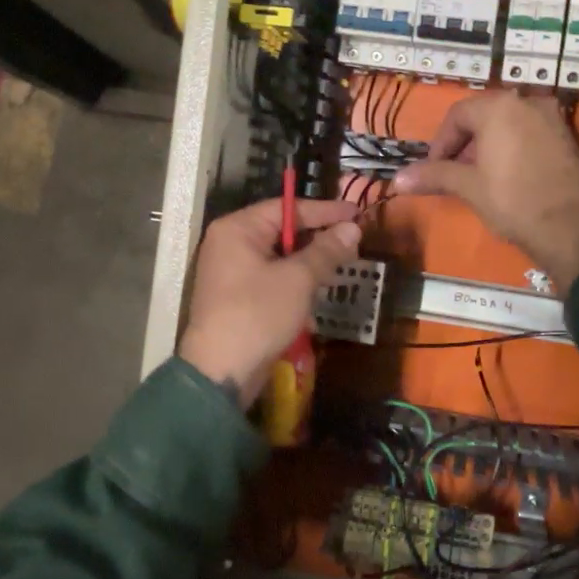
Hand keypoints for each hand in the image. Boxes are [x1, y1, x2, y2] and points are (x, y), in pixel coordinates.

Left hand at [177, 198, 360, 406]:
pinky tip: (320, 286)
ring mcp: (232, 272)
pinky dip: (296, 278)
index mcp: (238, 229)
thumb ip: (326, 250)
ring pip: (280, 255)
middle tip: (354, 238)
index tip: (356, 212)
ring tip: (344, 261)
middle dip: (319, 235)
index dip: (324, 210)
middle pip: (282, 230)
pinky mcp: (238, 297)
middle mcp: (230, 244)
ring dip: (310, 259)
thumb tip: (352, 228)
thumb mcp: (298, 279)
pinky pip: (272, 277)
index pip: (287, 207)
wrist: (222, 372)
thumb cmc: (258, 314)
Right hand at [392, 93, 578, 293]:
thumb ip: (434, 176)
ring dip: (488, 146)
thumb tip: (397, 179)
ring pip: (508, 124)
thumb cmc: (513, 201)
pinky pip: (530, 133)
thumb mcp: (468, 187)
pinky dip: (513, 148)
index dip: (440, 143)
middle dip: (465, 144)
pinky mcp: (568, 137)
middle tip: (454, 174)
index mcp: (499, 107)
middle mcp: (527, 102)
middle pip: (484, 116)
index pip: (458, 115)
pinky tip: (508, 177)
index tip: (433, 169)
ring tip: (479, 178)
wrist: (572, 227)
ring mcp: (552, 118)